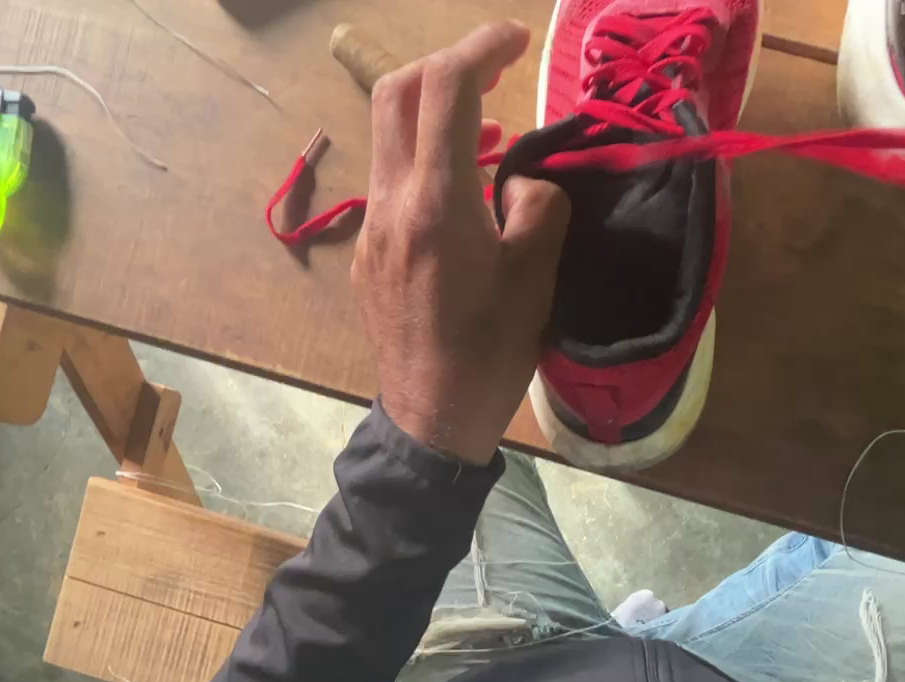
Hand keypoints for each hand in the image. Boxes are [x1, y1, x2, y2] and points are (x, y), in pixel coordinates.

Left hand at [353, 21, 570, 464]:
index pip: (444, 87)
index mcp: (435, 204)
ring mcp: (371, 232)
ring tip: (483, 142)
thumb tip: (516, 182)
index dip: (482, 45)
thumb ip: (536, 206)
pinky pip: (389, 188)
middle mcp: (390, 206)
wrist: (432, 417)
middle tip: (492, 77)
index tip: (516, 42)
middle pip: (394, 94)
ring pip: (388, 141)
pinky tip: (457, 203)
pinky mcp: (367, 258)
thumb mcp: (536, 278)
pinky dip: (422, 168)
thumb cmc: (489, 354)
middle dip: (444, 66)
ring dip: (431, 119)